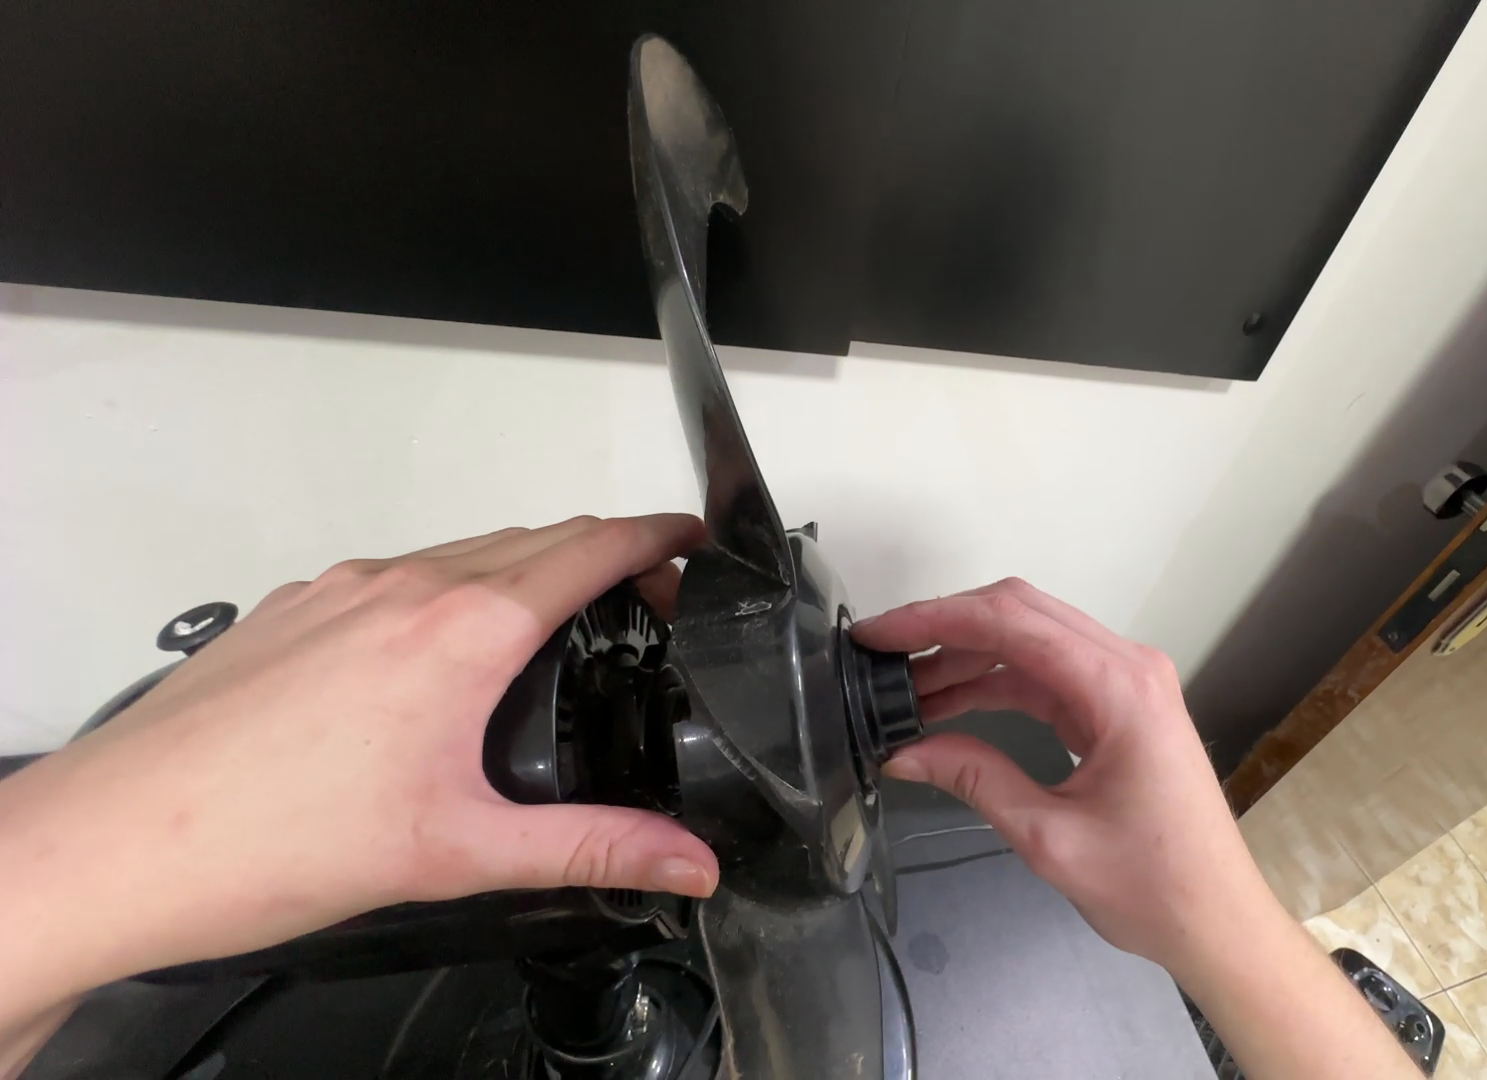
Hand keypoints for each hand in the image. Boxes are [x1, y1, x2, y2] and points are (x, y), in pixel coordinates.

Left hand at [0, 515, 719, 1027]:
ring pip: (484, 544)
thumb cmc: (276, 845)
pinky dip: (474, 574)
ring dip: (547, 560)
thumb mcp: (464, 852)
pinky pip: (419, 563)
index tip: (697, 538)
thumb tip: (694, 864)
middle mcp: (415, 584)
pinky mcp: (303, 599)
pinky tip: (461, 635)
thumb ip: (596, 847)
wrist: (90, 854)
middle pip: (550, 535)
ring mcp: (352, 584)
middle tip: (654, 599)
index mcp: (470, 628)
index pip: (596, 547)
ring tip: (574, 612)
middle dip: (617, 552)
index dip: (660, 535)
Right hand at [853, 577, 1257, 976]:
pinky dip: (993, 682)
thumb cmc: (1151, 887)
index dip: (937, 620)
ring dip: (965, 657)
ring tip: (904, 689)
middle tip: (883, 653)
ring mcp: (1123, 679)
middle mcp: (1125, 664)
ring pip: (1028, 639)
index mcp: (1119, 686)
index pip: (1011, 622)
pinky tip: (948, 705)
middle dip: (945, 627)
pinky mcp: (1114, 702)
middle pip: (1019, 613)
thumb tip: (901, 752)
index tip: (880, 633)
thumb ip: (974, 778)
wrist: (1219, 921)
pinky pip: (1044, 673)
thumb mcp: (1048, 837)